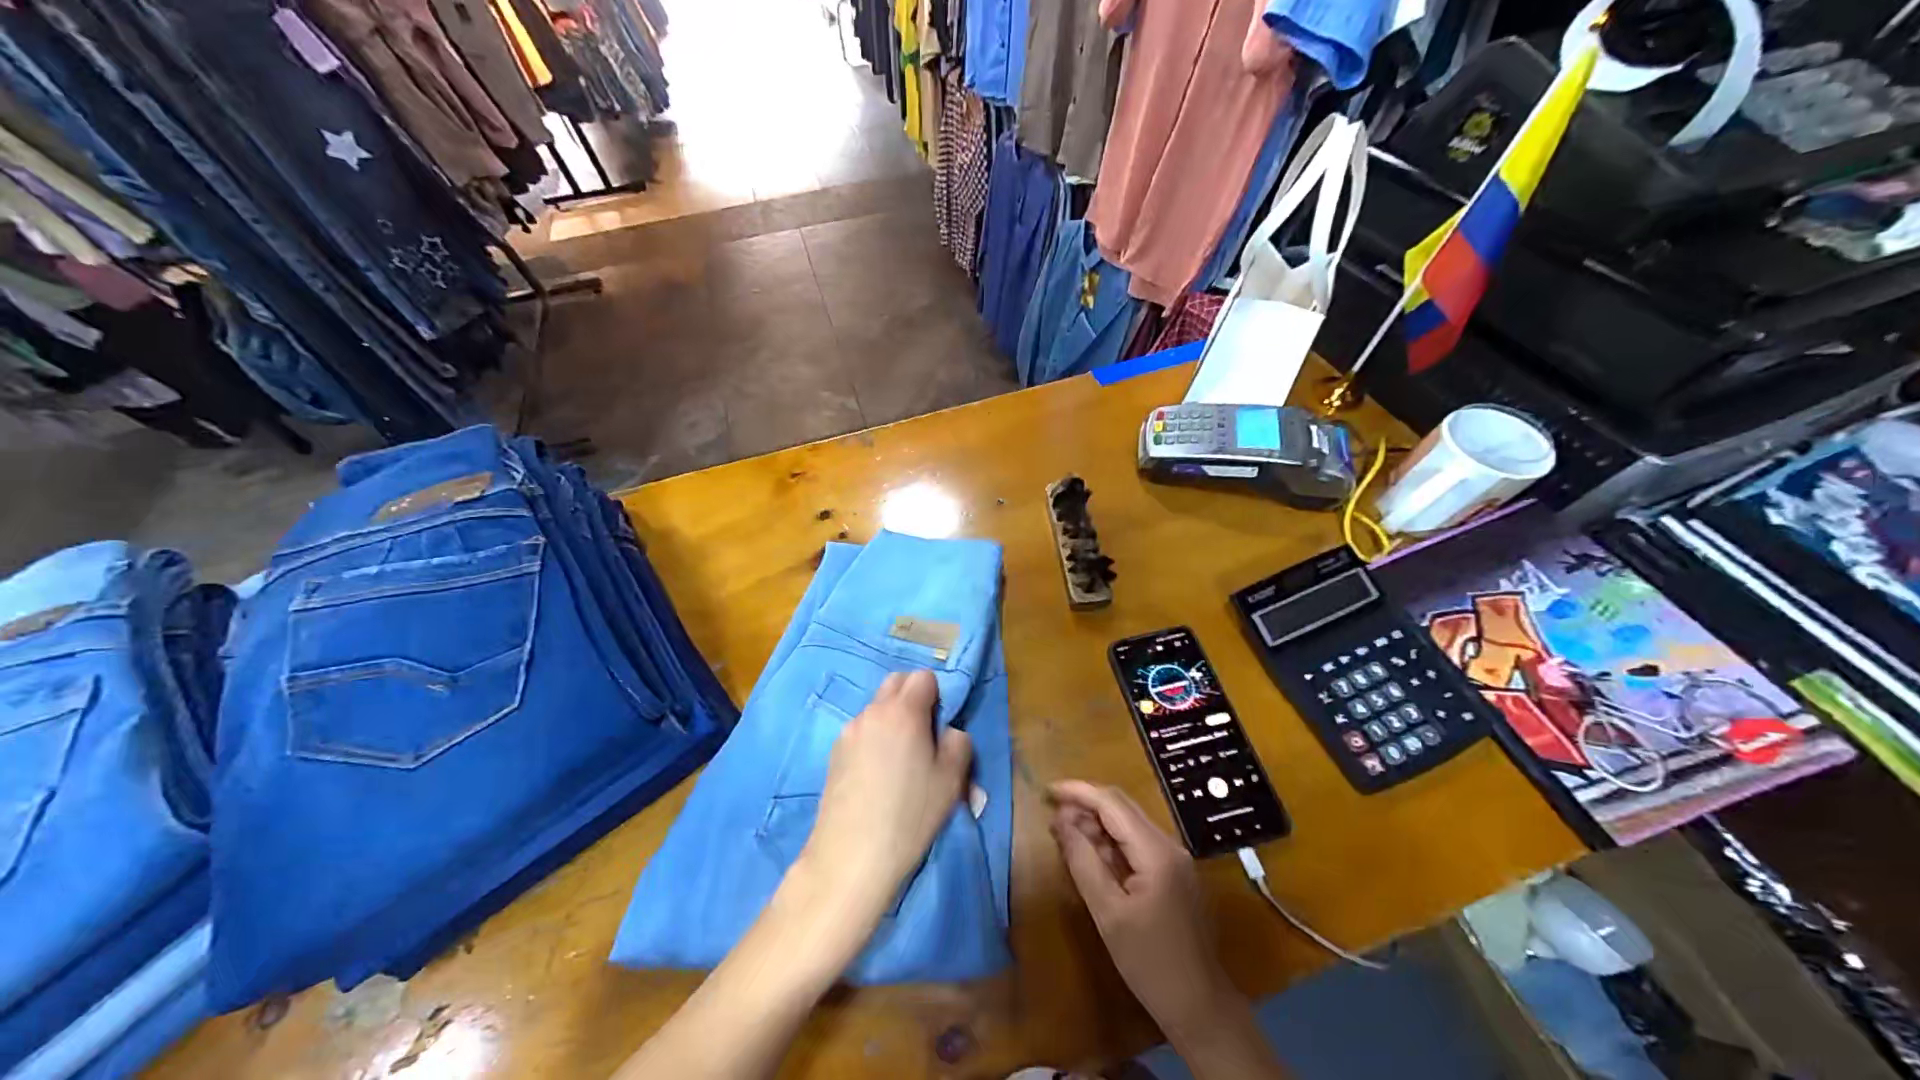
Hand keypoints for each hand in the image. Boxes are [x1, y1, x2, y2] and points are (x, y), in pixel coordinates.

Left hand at [802, 670, 972, 920]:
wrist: (852, 855)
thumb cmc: (910, 814)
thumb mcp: (952, 779)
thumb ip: (958, 743)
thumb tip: (948, 732)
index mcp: (903, 711)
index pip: (924, 677)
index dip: (938, 694)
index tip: (942, 724)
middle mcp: (872, 712)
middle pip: (896, 683)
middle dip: (913, 697)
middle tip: (926, 735)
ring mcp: (848, 732)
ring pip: (877, 708)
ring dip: (892, 719)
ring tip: (901, 760)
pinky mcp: (834, 754)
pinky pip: (861, 731)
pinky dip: (874, 739)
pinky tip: (878, 776)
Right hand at [1048, 780, 1231, 1035]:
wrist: (1200, 1005)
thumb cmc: (1150, 963)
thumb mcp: (1107, 913)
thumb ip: (1083, 861)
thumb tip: (1061, 822)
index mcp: (1156, 852)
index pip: (1112, 804)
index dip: (1078, 792)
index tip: (1047, 791)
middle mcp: (1170, 846)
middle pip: (1123, 807)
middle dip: (1086, 805)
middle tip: (1053, 817)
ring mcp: (1175, 859)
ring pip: (1130, 824)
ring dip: (1097, 824)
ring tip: (1066, 835)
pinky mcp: (1174, 873)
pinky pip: (1138, 844)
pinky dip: (1112, 842)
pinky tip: (1092, 854)